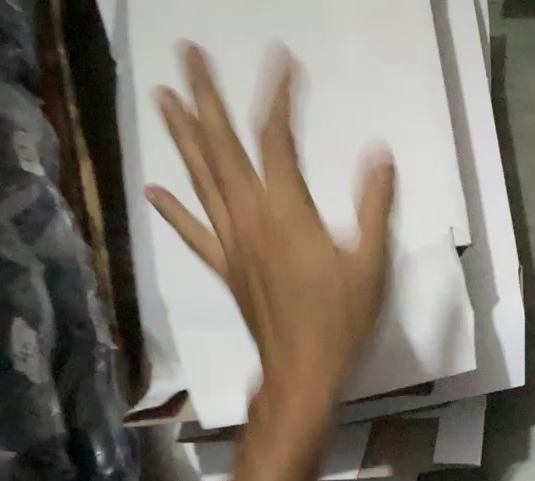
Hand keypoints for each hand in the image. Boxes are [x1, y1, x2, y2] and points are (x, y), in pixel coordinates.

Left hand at [146, 42, 395, 414]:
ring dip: (182, 137)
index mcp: (287, 212)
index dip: (279, 96)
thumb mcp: (371, 265)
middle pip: (223, 147)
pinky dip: (174, 212)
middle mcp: (251, 218)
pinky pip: (195, 235)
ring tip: (163, 97)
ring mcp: (232, 244)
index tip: (283, 59)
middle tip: (188, 54)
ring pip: (202, 181)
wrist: (302, 372)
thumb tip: (379, 154)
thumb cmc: (341, 321)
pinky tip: (154, 191)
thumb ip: (374, 208)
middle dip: (206, 98)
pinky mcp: (227, 269)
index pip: (276, 139)